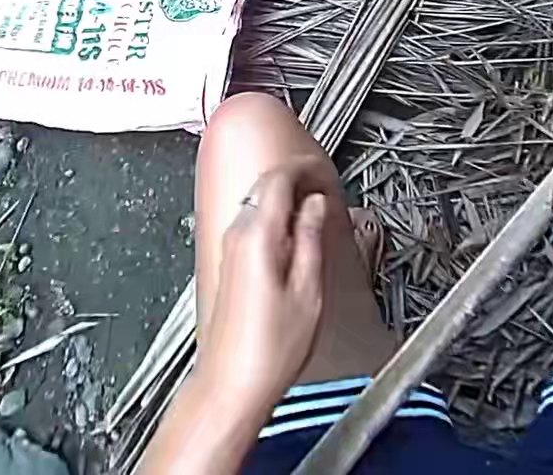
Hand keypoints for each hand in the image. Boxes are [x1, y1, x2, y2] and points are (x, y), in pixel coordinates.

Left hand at [196, 163, 328, 406]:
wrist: (232, 386)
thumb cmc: (268, 350)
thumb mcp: (308, 290)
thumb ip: (310, 237)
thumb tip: (315, 205)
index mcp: (258, 235)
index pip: (277, 178)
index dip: (303, 166)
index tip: (322, 167)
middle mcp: (238, 235)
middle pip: (264, 184)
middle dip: (295, 176)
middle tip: (322, 182)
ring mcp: (230, 247)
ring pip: (257, 199)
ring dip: (285, 193)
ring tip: (313, 203)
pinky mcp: (230, 261)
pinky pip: (253, 219)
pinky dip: (275, 212)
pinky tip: (293, 228)